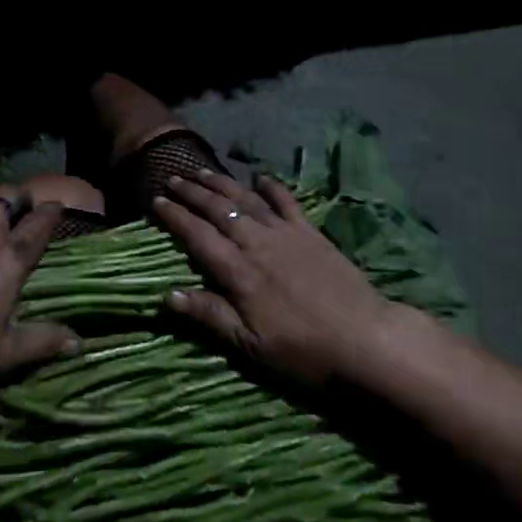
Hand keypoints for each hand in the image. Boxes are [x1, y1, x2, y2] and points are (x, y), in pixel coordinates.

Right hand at [153, 170, 400, 384]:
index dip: (175, 217)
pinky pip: (287, 201)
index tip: (156, 202)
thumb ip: (210, 316)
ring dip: (221, 183)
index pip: (198, 236)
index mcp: (238, 271)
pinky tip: (260, 177)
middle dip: (192, 192)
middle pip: (218, 209)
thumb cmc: (303, 349)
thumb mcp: (250, 344)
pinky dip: (271, 186)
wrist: (365, 338)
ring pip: (245, 199)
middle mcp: (257, 243)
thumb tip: (168, 295)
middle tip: (172, 179)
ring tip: (201, 171)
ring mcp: (285, 233)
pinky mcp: (310, 232)